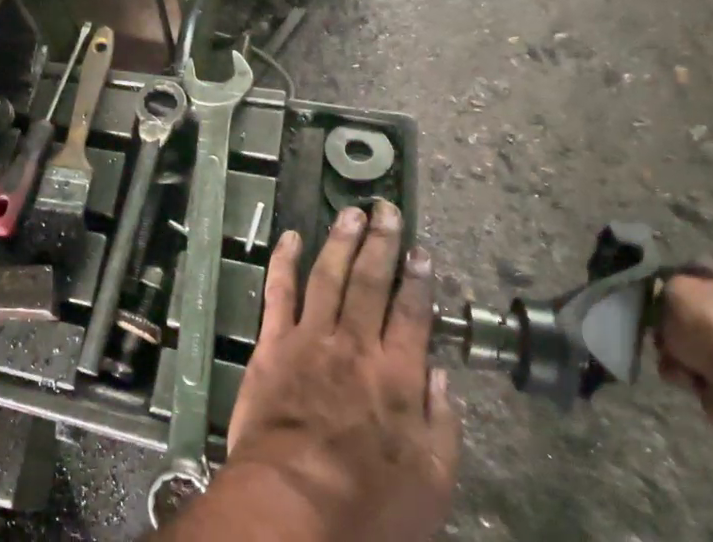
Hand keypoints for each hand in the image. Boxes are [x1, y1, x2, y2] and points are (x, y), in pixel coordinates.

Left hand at [222, 201, 459, 541]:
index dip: (419, 279)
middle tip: (386, 210)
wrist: (292, 501)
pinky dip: (284, 263)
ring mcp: (309, 339)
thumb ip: (441, 422)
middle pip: (371, 281)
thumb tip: (440, 375)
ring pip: (328, 277)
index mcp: (397, 374)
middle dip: (381, 242)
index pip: (413, 312)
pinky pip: (278, 293)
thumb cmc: (368, 503)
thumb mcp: (433, 480)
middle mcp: (355, 345)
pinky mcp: (271, 345)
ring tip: (351, 213)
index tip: (421, 251)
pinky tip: (290, 239)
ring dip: (340, 242)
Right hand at [656, 263, 712, 428]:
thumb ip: (667, 284)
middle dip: (668, 324)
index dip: (668, 279)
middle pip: (692, 310)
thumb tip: (671, 297)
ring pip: (693, 341)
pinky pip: (704, 368)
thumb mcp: (679, 290)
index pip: (697, 269)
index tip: (650, 296)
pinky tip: (686, 378)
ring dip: (674, 351)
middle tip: (658, 333)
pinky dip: (689, 373)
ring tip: (673, 362)